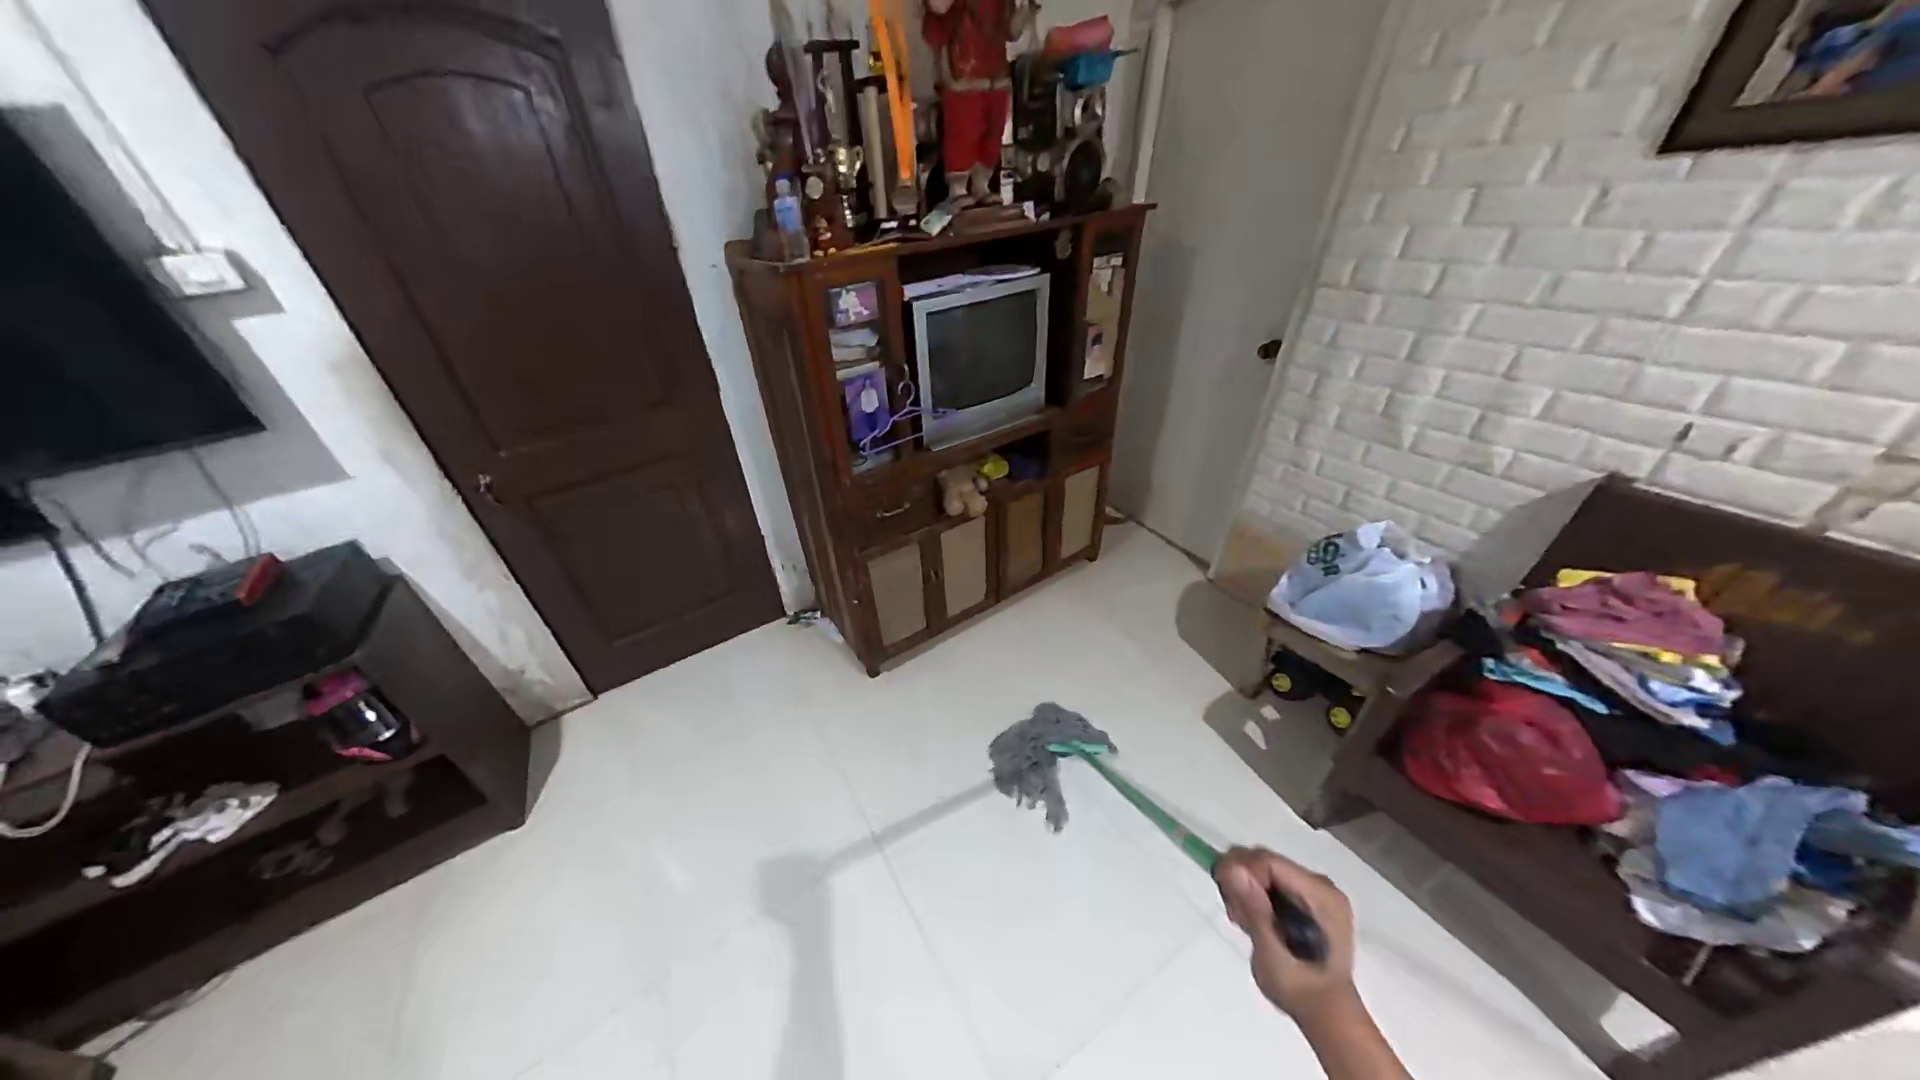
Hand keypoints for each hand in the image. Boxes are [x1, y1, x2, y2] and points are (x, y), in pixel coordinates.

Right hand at [1215, 847, 1358, 1020]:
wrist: (1325, 1013)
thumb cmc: (1300, 990)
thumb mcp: (1272, 955)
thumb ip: (1254, 911)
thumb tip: (1232, 869)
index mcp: (1321, 897)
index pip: (1269, 862)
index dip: (1240, 869)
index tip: (1223, 892)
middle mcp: (1321, 886)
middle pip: (1266, 861)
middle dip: (1241, 879)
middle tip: (1234, 913)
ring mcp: (1314, 890)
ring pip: (1264, 868)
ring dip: (1244, 888)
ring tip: (1243, 920)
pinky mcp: (1305, 897)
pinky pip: (1269, 879)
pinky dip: (1253, 893)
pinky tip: (1252, 917)